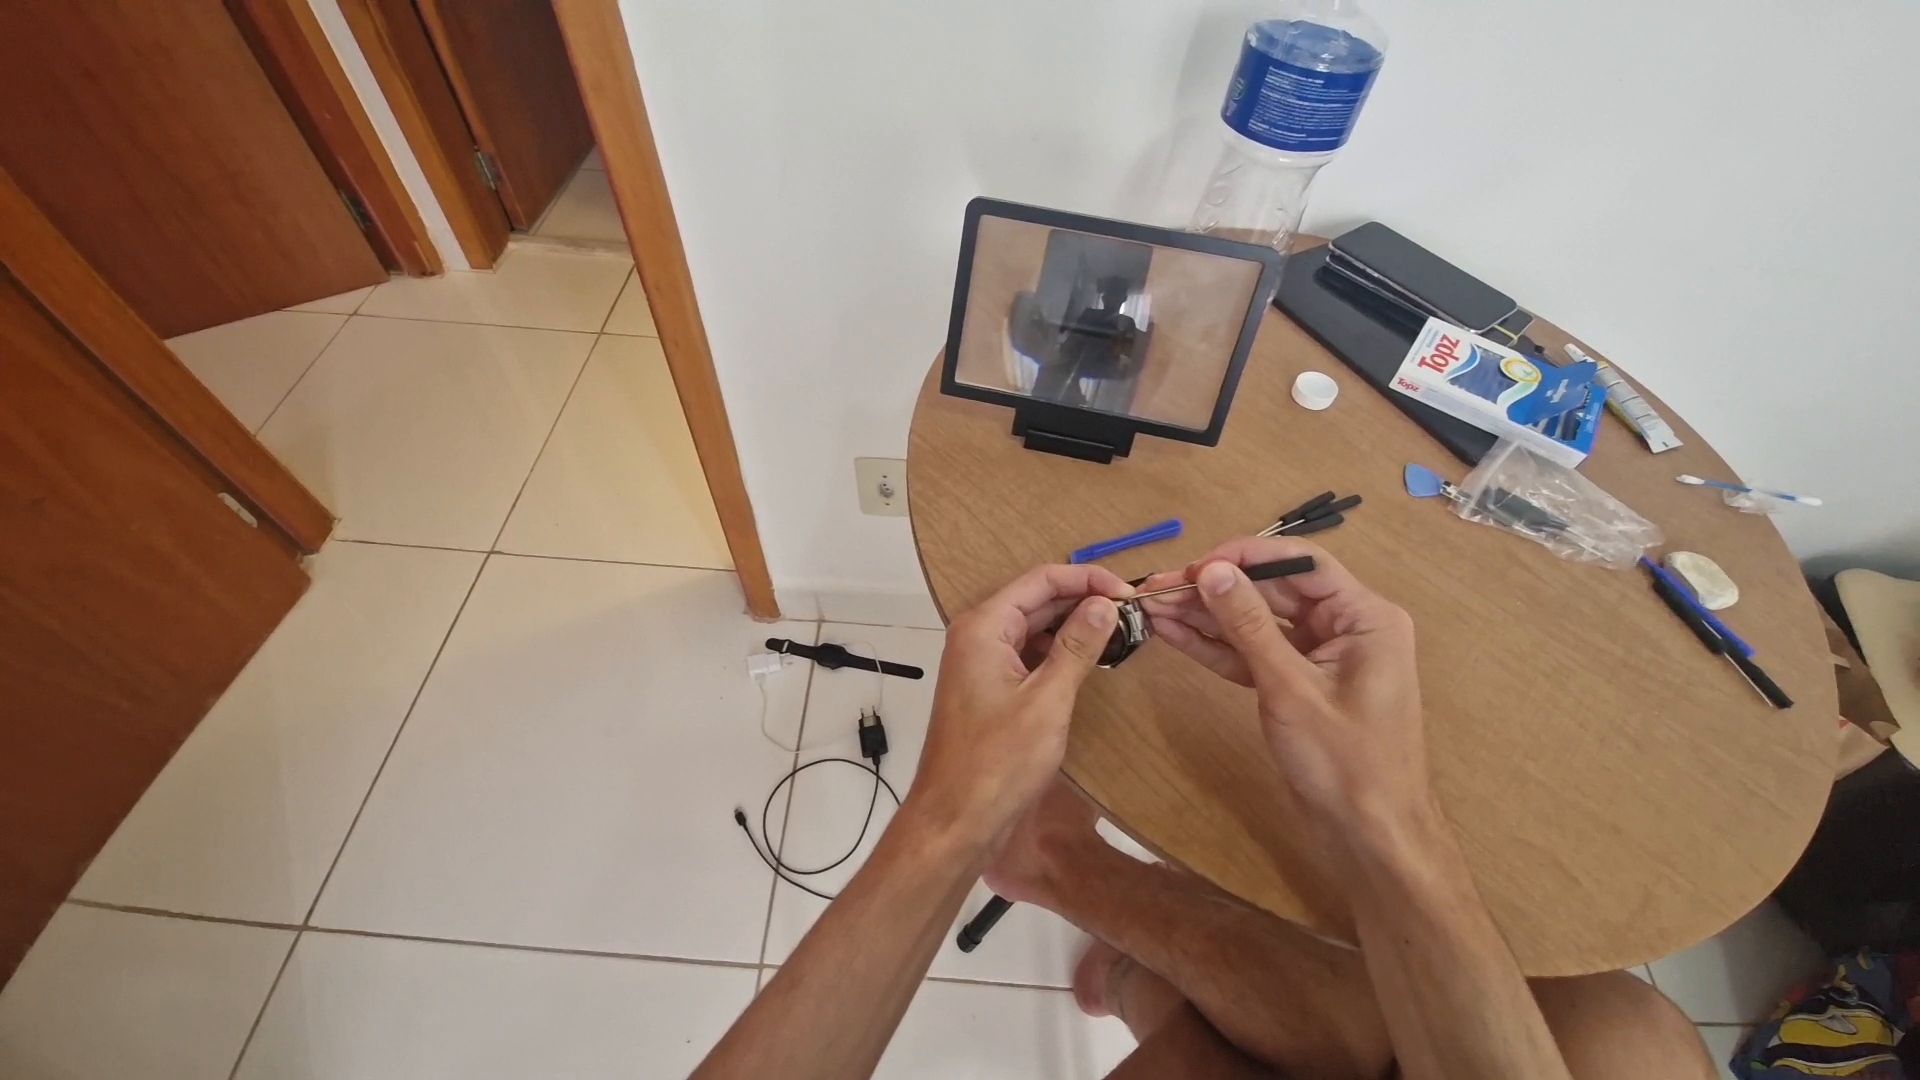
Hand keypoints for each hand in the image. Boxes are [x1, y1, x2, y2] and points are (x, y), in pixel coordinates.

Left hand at [911, 564, 1131, 848]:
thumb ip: (1077, 647)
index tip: (1128, 592)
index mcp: (983, 627)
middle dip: (1082, 600)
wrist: (956, 820)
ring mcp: (980, 662)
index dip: (1086, 579)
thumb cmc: (997, 763)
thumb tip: (1105, 604)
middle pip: (1036, 600)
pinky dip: (1058, 653)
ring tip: (1118, 633)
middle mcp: (977, 636)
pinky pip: (1027, 654)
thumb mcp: (1047, 700)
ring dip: (1072, 626)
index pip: (1040, 580)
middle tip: (1132, 612)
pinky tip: (1088, 661)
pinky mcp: (989, 687)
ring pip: (1033, 627)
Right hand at [1138, 537, 1432, 852]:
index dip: (1243, 556)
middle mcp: (1342, 626)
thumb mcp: (1290, 688)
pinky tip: (1174, 633)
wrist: (1369, 839)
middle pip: (1270, 591)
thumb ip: (1248, 625)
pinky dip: (1215, 646)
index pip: (1299, 564)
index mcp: (1364, 616)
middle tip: (1156, 588)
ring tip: (1152, 607)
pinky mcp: (1293, 682)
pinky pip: (1250, 653)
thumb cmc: (1345, 762)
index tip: (1193, 565)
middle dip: (1212, 589)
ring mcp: (1316, 656)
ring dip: (1205, 616)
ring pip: (1253, 622)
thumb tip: (1211, 570)